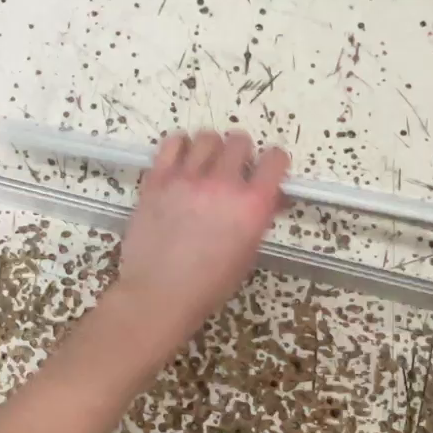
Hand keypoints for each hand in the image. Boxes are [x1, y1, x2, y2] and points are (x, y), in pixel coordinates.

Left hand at [110, 130, 288, 350]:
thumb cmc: (207, 285)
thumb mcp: (247, 254)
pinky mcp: (157, 180)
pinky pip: (171, 143)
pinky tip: (179, 161)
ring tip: (203, 165)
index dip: (273, 163)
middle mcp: (222, 184)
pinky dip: (179, 146)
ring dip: (210, 148)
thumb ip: (258, 219)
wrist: (158, 294)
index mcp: (252, 205)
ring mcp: (186, 179)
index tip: (265, 171)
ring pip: (206, 137)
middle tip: (231, 171)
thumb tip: (268, 198)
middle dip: (240, 153)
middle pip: (239, 141)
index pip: (275, 159)